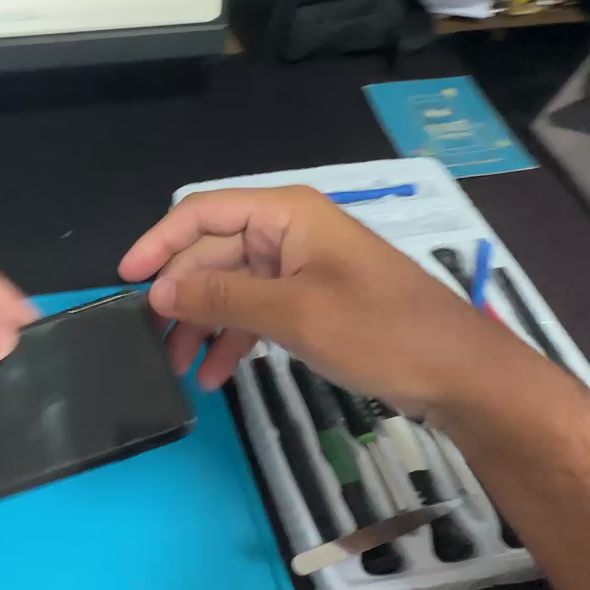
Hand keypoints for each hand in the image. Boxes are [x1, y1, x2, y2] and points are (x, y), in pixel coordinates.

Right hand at [119, 186, 518, 414]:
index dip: (159, 241)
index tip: (126, 278)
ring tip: (177, 366)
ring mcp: (299, 267)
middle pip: (213, 253)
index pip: (202, 213)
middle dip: (182, 296)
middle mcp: (287, 232)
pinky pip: (257, 310)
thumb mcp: (293, 312)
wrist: (463, 377)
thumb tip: (159, 291)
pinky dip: (235, 338)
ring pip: (231, 286)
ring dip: (203, 323)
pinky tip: (214, 374)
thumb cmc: (380, 330)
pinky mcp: (310, 300)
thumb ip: (221, 297)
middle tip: (152, 340)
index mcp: (284, 214)